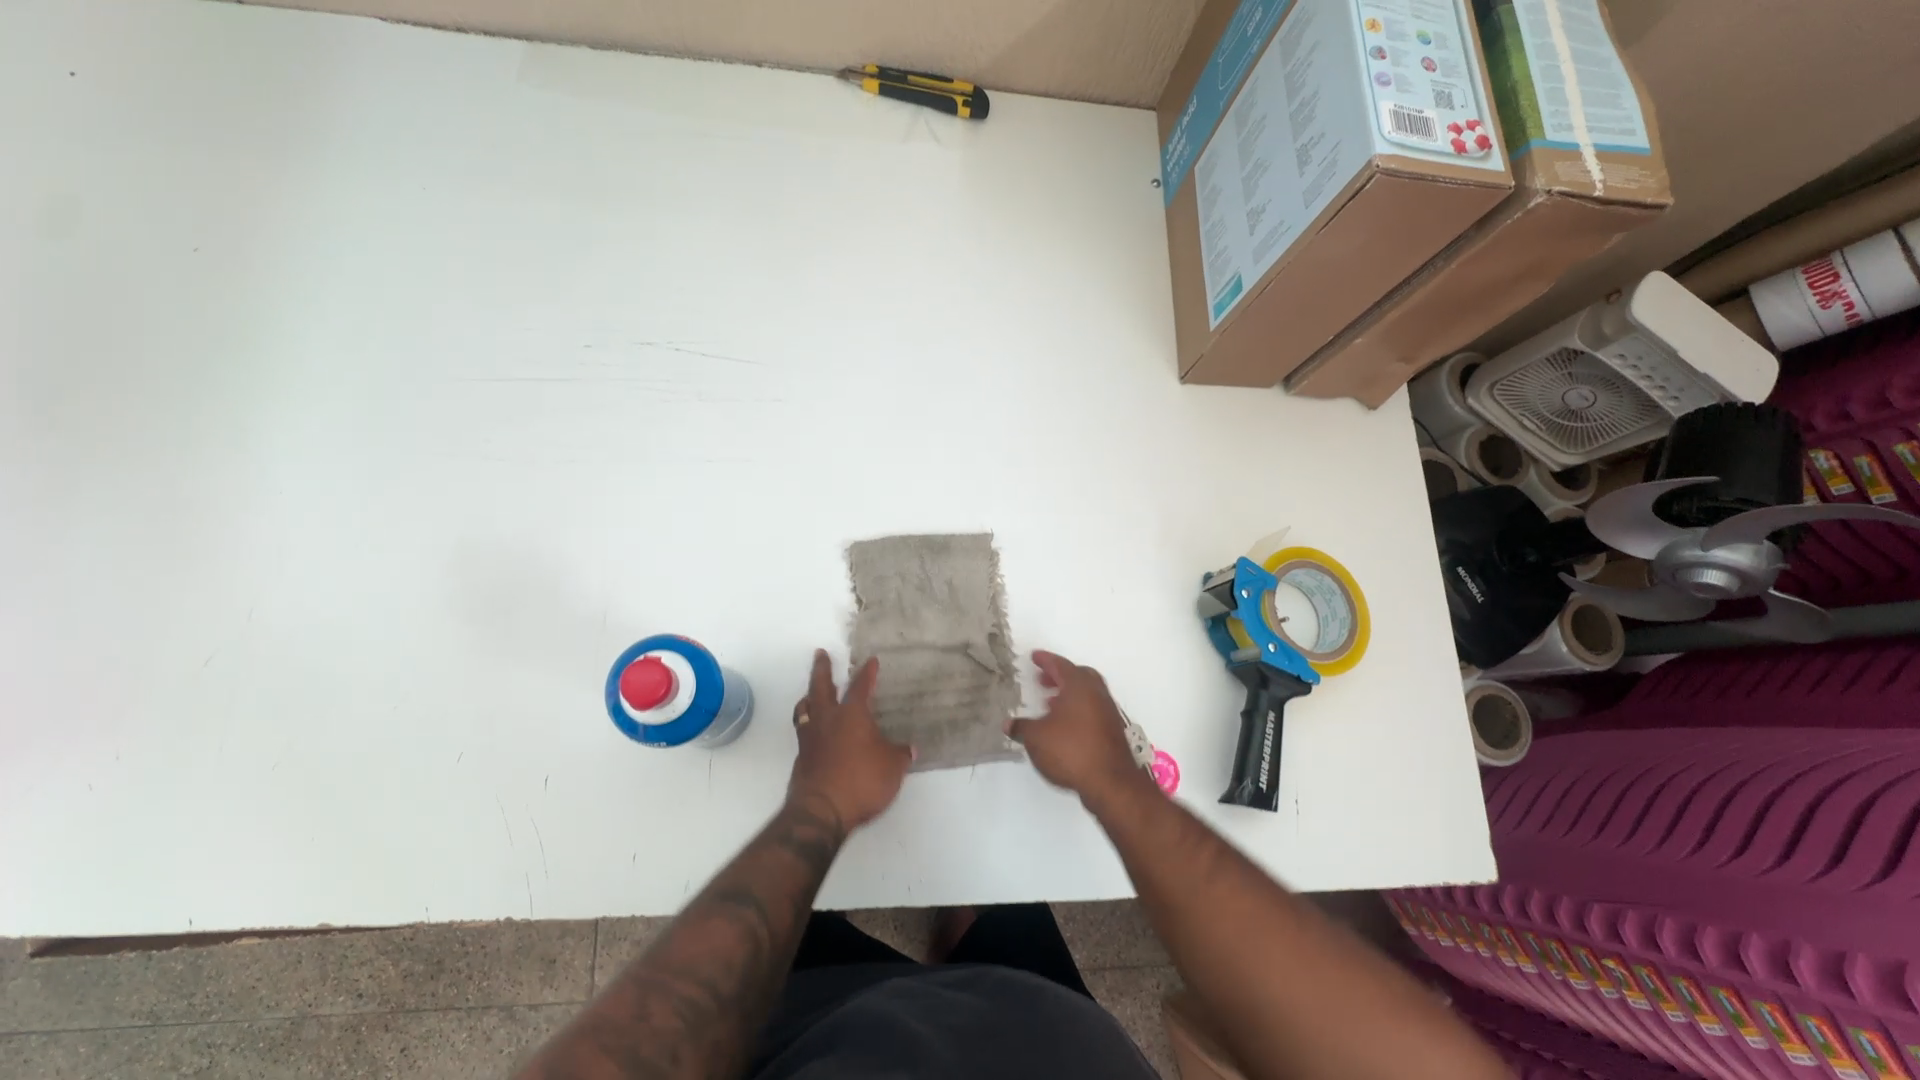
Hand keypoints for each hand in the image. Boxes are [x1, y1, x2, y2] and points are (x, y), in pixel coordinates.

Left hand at [788, 650, 913, 831]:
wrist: (822, 811)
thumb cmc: (862, 781)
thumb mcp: (893, 768)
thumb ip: (900, 755)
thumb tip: (909, 749)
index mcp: (852, 714)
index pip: (860, 686)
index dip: (867, 673)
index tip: (871, 660)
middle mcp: (828, 720)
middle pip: (821, 687)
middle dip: (822, 669)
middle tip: (820, 654)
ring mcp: (810, 738)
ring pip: (805, 708)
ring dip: (809, 696)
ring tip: (810, 692)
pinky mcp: (802, 758)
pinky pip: (803, 731)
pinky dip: (808, 724)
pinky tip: (815, 731)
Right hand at [1007, 650, 1146, 804]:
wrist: (1110, 782)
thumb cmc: (1070, 751)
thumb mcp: (1036, 738)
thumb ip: (1021, 727)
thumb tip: (1008, 723)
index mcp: (1079, 687)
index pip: (1061, 665)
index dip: (1046, 660)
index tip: (1035, 656)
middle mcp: (1097, 695)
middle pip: (1080, 675)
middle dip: (1060, 675)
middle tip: (1044, 679)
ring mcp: (1108, 713)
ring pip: (1089, 694)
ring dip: (1070, 694)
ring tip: (1050, 704)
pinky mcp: (1113, 731)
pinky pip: (1093, 710)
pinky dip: (1078, 710)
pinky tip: (1065, 726)